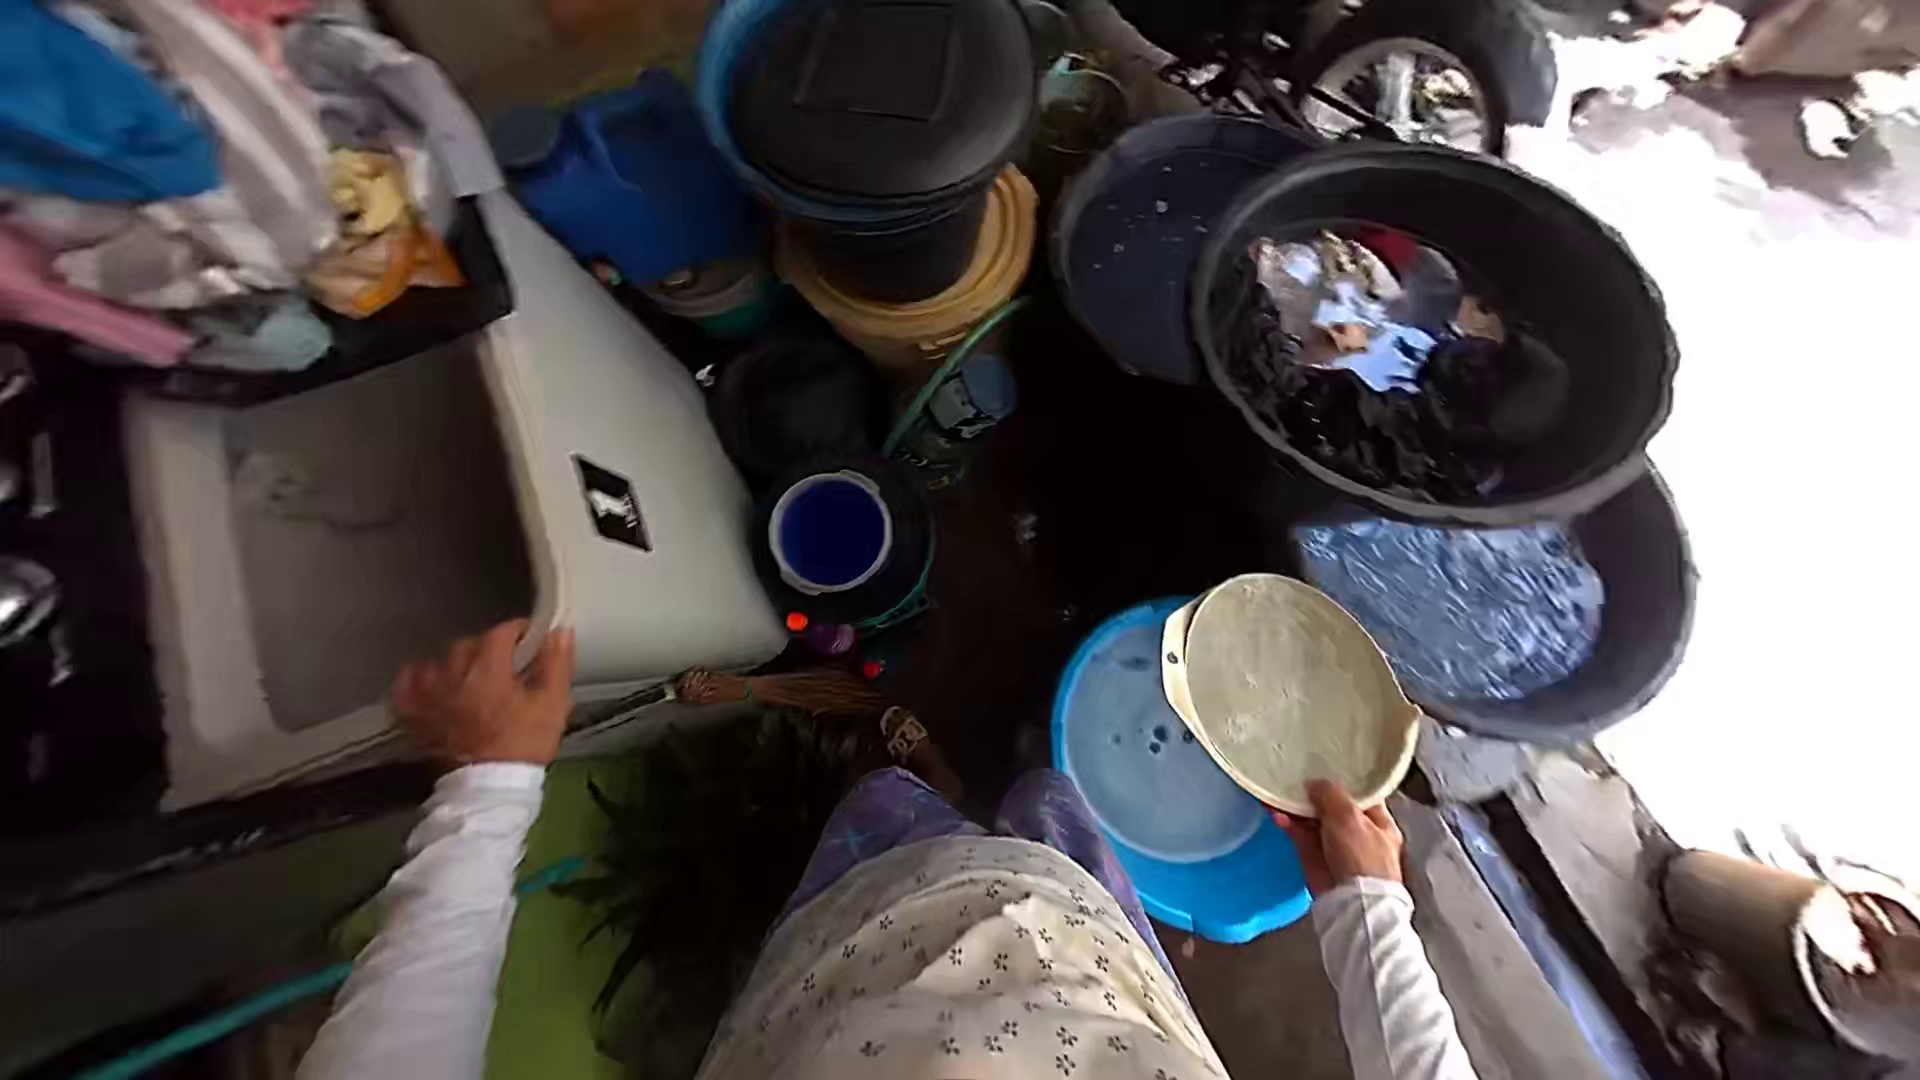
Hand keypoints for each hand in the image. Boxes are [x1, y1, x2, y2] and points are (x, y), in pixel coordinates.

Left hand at [391, 619, 574, 765]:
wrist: (490, 785)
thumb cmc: (526, 741)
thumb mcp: (554, 701)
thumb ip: (557, 662)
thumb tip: (559, 631)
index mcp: (488, 672)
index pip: (500, 633)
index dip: (519, 630)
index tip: (532, 637)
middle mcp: (451, 678)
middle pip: (468, 644)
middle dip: (491, 645)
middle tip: (511, 658)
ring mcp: (427, 698)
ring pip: (437, 661)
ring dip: (458, 660)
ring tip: (477, 671)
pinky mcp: (413, 717)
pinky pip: (406, 686)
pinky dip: (418, 678)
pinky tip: (434, 680)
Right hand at [1272, 779, 1404, 895]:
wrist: (1351, 901)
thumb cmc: (1360, 855)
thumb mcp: (1349, 817)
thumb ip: (1331, 794)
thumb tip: (1315, 783)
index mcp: (1377, 821)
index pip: (1360, 792)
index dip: (1342, 777)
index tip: (1321, 761)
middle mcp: (1355, 829)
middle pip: (1330, 802)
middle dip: (1310, 790)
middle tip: (1291, 773)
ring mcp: (1332, 841)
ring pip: (1309, 815)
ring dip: (1292, 804)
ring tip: (1274, 789)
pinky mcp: (1312, 853)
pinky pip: (1296, 831)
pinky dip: (1285, 821)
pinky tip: (1274, 812)